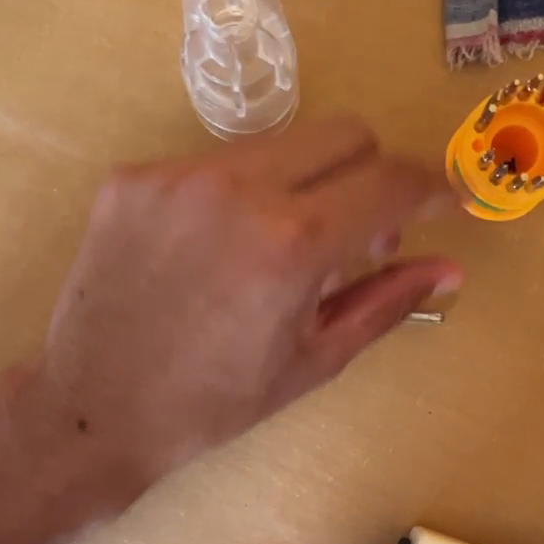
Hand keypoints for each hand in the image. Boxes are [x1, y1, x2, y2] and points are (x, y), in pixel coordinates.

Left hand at [0, 117, 462, 496]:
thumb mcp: (313, 360)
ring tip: (283, 251)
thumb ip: (385, 302)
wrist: (94, 410)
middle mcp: (237, 189)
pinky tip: (220, 251)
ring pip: (277, 146)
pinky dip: (241, 198)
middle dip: (373, 174)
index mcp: (292, 244)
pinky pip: (215, 164)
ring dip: (305, 186)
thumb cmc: (215, 403)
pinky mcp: (133, 178)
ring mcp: (178, 175)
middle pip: (344, 134)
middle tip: (363, 235)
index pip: (389, 180)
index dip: (432, 188)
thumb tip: (448, 268)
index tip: (444, 204)